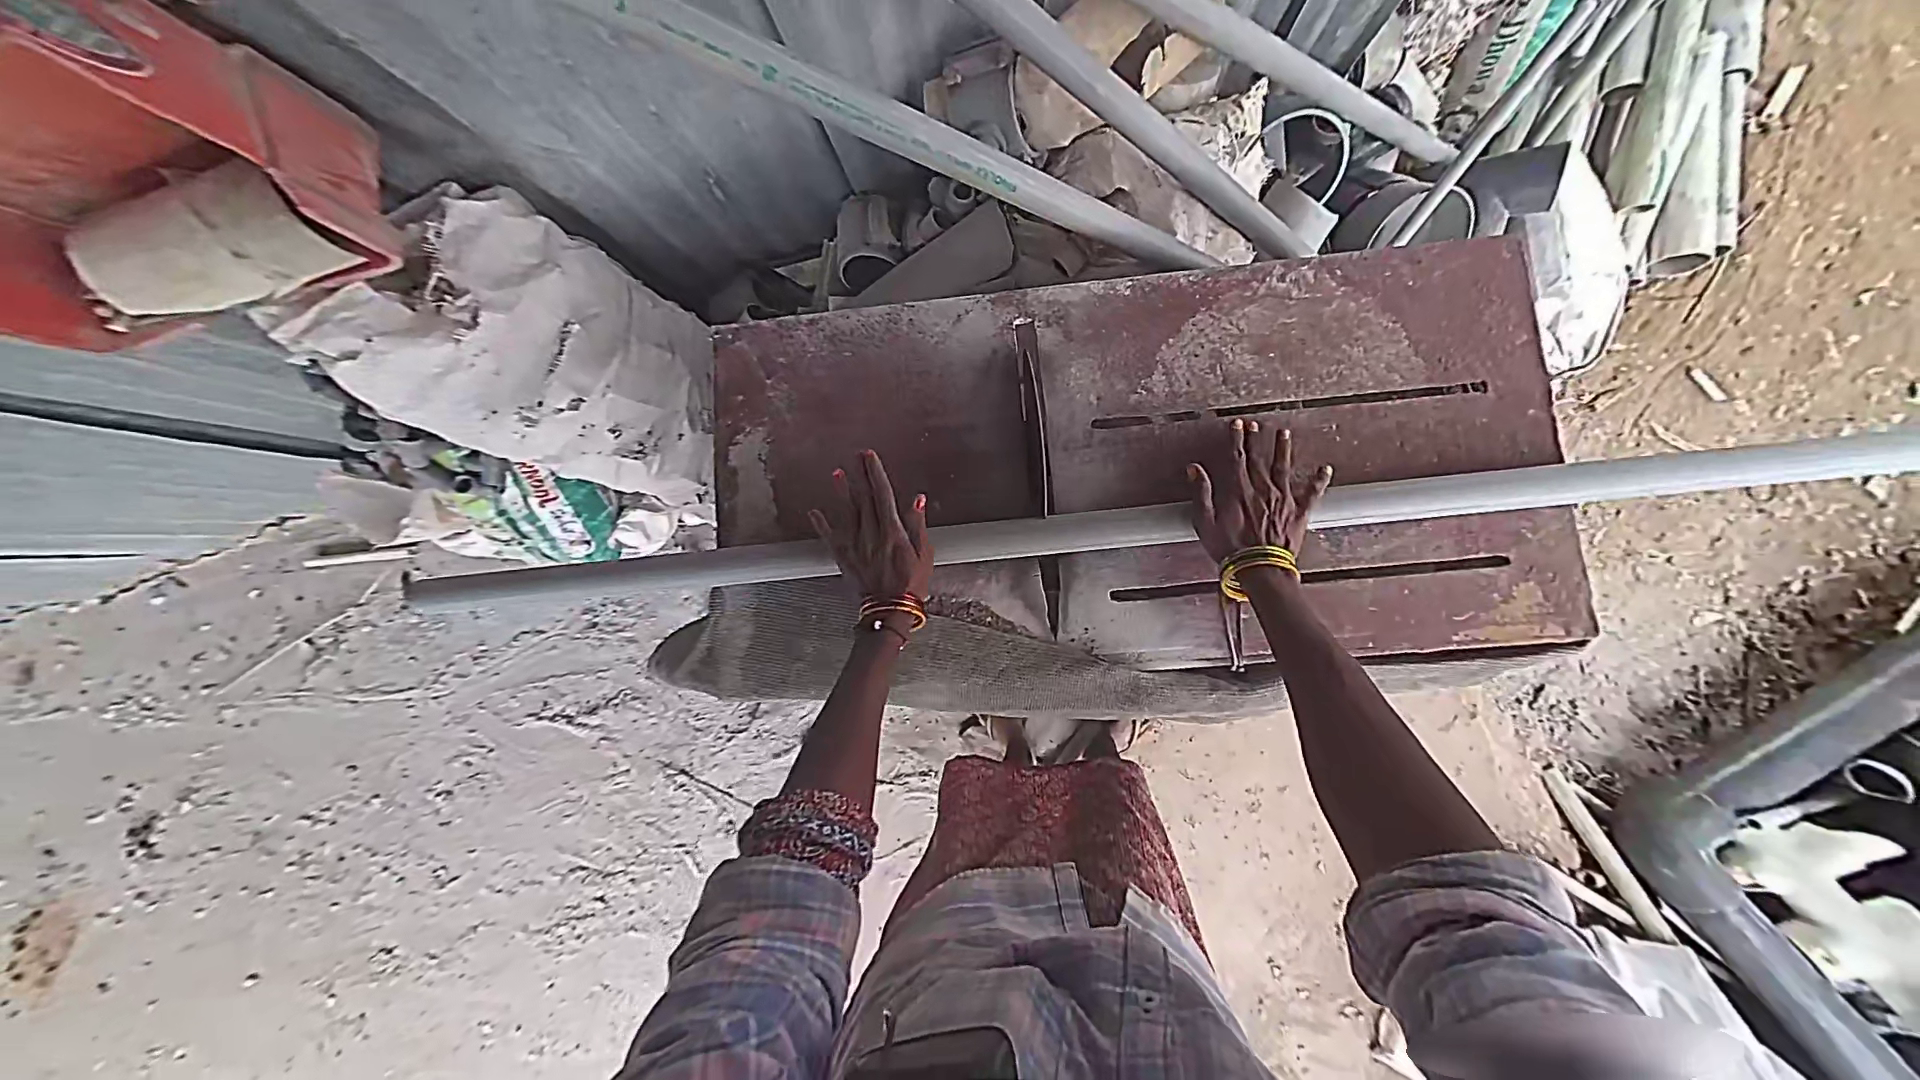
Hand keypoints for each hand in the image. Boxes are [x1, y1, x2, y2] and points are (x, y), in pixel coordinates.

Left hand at [808, 450, 932, 599]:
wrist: (890, 609)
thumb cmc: (910, 584)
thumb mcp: (923, 554)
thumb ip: (917, 525)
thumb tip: (917, 500)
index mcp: (892, 531)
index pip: (883, 494)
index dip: (876, 473)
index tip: (871, 457)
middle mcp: (871, 534)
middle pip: (865, 497)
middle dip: (861, 474)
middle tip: (856, 456)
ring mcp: (856, 545)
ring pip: (847, 512)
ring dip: (841, 491)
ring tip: (837, 474)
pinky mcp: (844, 557)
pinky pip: (831, 537)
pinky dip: (821, 524)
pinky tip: (814, 512)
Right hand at [1187, 418, 1332, 563]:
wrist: (1260, 567)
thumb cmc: (1230, 548)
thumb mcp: (1205, 522)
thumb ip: (1201, 493)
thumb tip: (1194, 469)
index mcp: (1238, 490)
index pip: (1237, 457)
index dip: (1236, 439)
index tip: (1237, 425)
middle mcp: (1262, 489)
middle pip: (1259, 458)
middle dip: (1256, 439)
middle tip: (1256, 424)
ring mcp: (1283, 499)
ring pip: (1284, 467)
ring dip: (1283, 449)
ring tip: (1284, 434)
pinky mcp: (1298, 512)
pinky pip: (1311, 493)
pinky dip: (1318, 480)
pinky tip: (1325, 469)